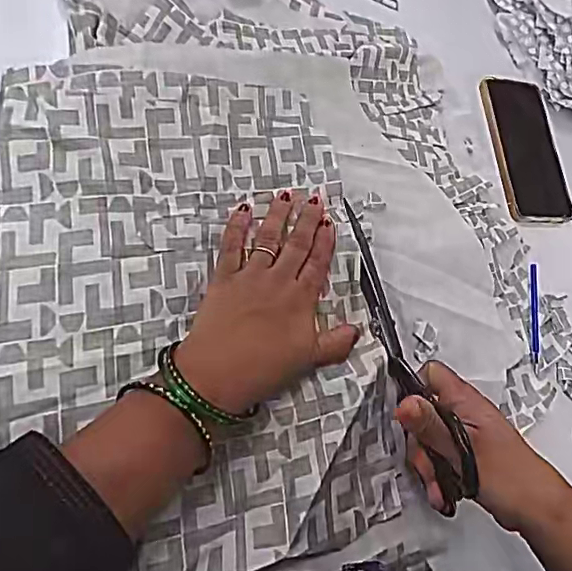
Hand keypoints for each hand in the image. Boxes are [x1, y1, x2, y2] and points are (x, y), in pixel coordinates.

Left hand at [175, 191, 360, 413]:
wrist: (216, 374)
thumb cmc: (262, 369)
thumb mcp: (307, 359)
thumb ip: (334, 343)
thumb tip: (355, 332)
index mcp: (300, 299)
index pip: (317, 263)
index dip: (325, 241)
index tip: (330, 223)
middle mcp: (277, 282)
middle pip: (296, 244)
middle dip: (307, 219)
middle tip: (314, 199)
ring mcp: (249, 278)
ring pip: (268, 238)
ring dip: (278, 215)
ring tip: (286, 196)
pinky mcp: (223, 280)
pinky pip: (231, 247)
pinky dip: (236, 227)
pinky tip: (242, 211)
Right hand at [394, 361, 571, 532]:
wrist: (538, 508)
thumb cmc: (514, 478)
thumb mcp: (461, 451)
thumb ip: (430, 426)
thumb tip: (405, 404)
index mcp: (467, 402)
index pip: (430, 375)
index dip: (412, 391)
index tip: (405, 418)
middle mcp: (467, 413)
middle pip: (424, 413)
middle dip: (420, 442)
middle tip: (428, 461)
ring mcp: (467, 434)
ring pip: (431, 439)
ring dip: (429, 464)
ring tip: (439, 483)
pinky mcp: (468, 454)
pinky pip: (441, 457)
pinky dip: (439, 474)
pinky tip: (445, 490)